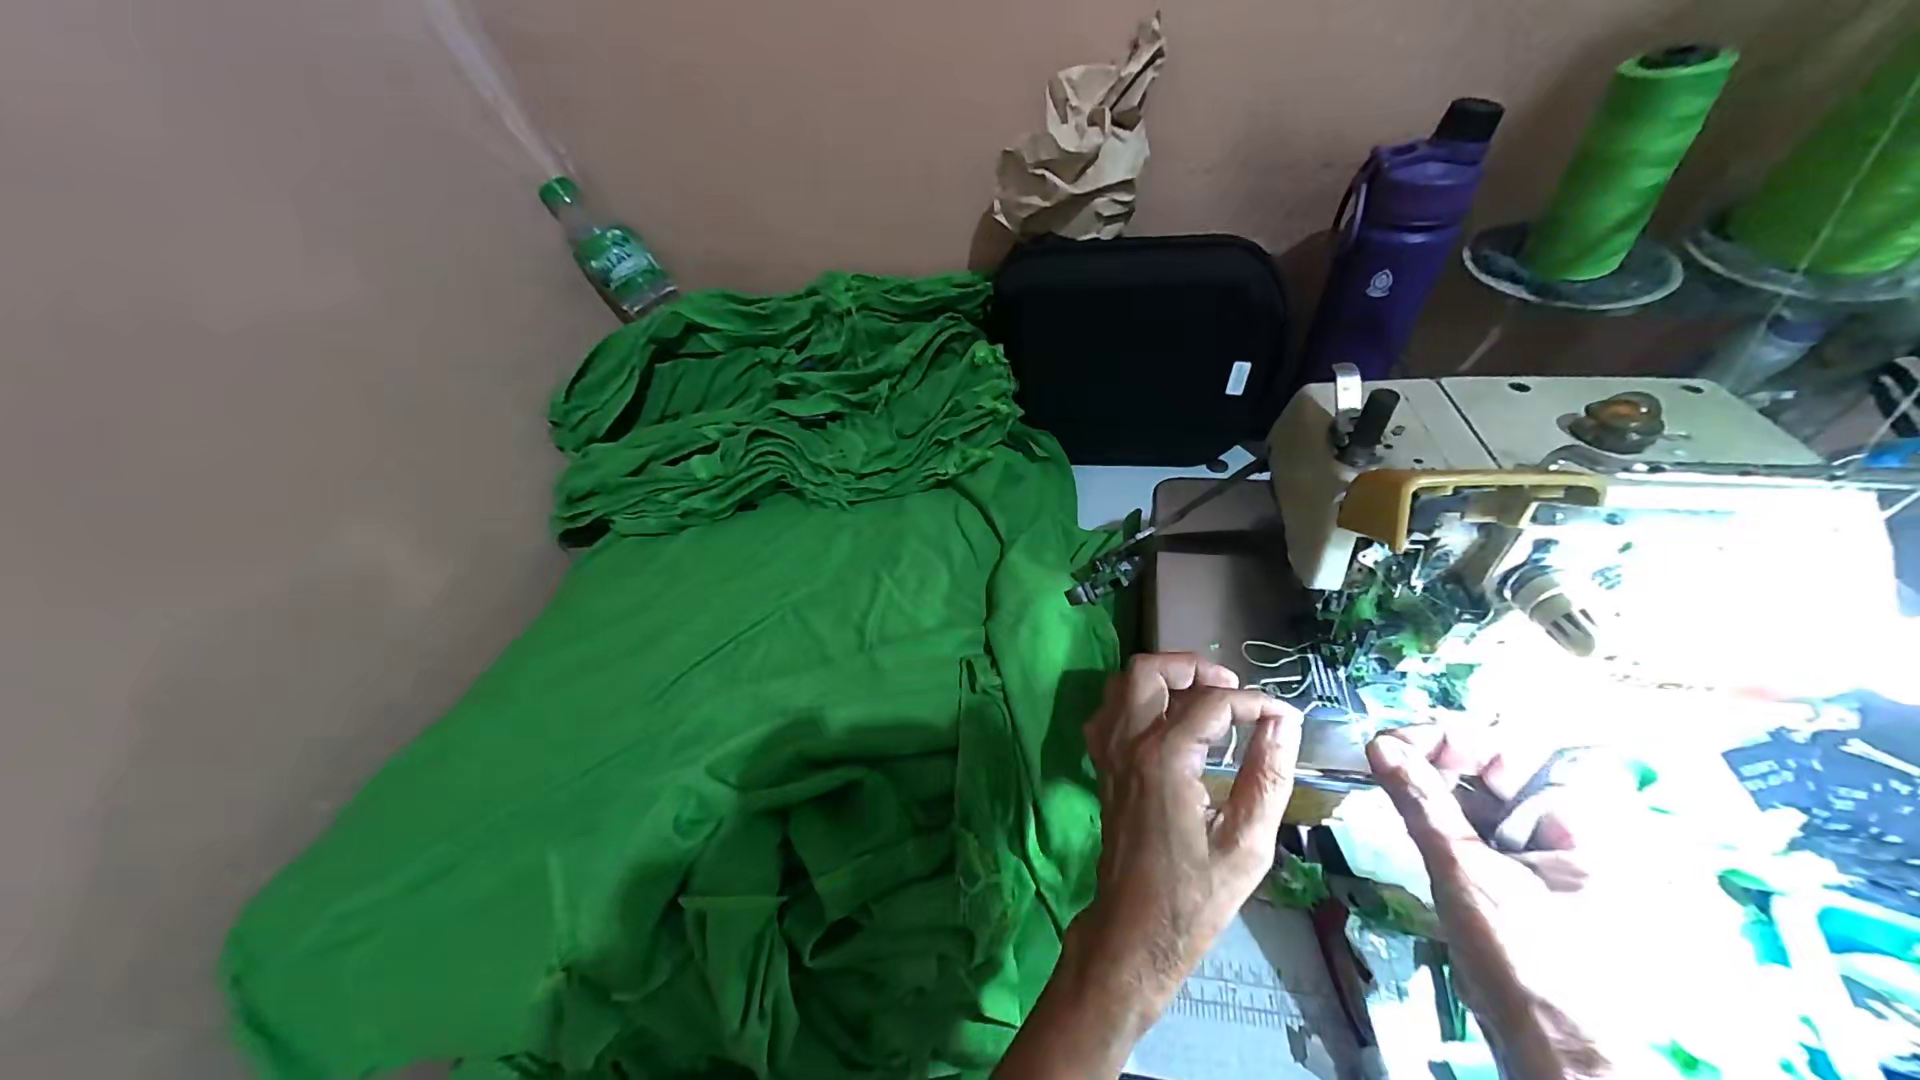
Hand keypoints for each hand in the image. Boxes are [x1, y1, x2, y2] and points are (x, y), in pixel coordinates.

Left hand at [994, 653, 1301, 1079]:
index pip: (1212, 703)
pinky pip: (1110, 711)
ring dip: (1162, 678)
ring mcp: (1107, 751)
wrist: (1134, 928)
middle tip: (1231, 688)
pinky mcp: (1101, 764)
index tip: (1284, 716)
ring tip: (1203, 698)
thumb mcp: (1247, 844)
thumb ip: (1267, 777)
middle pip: (1148, 670)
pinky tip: (1165, 722)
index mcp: (1164, 758)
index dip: (1254, 702)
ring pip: (1122, 683)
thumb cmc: (1195, 896)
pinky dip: (1136, 701)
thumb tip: (1283, 724)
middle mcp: (1128, 743)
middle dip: (1193, 667)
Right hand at [1366, 726, 1661, 1079]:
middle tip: (1385, 757)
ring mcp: (1555, 859)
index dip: (1449, 737)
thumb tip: (1381, 743)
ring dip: (1437, 784)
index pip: (1511, 749)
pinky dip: (1447, 815)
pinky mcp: (1530, 880)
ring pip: (1488, 798)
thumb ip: (1421, 801)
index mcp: (1585, 825)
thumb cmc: (1522, 962)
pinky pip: (1486, 828)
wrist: (1555, 1056)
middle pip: (1501, 770)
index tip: (1393, 743)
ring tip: (1391, 779)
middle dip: (1438, 757)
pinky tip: (1414, 813)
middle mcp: (1578, 833)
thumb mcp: (1463, 872)